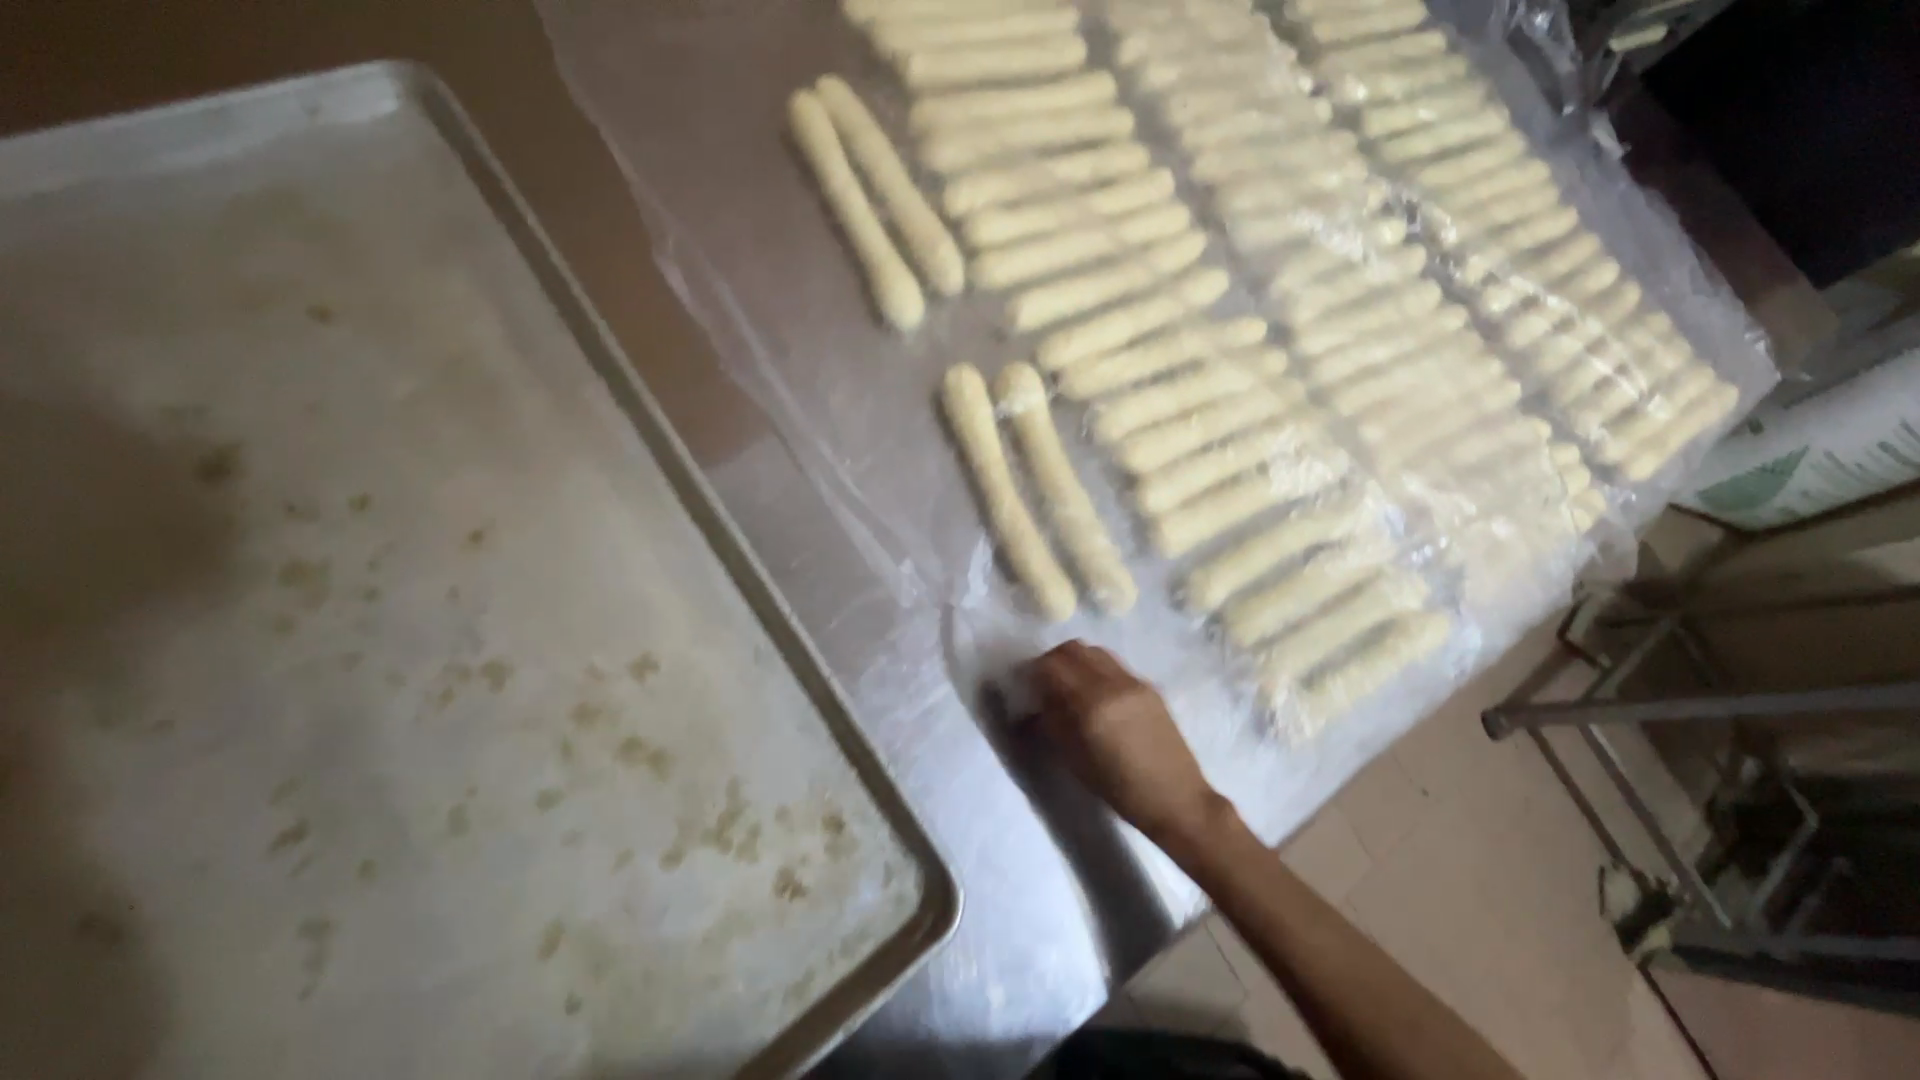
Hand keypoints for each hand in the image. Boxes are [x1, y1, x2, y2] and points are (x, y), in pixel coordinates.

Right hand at [1025, 641, 1230, 845]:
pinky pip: (1114, 665)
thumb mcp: (1075, 761)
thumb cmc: (1120, 790)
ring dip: (1076, 661)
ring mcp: (1135, 681)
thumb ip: (1053, 724)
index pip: (1051, 666)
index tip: (1024, 685)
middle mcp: (1113, 684)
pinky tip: (1096, 696)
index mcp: (1091, 705)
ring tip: (1070, 687)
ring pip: (1095, 651)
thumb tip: (1035, 702)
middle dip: (1052, 660)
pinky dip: (1096, 670)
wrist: (1177, 798)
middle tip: (1043, 682)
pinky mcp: (1150, 687)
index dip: (1032, 671)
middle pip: (1073, 648)